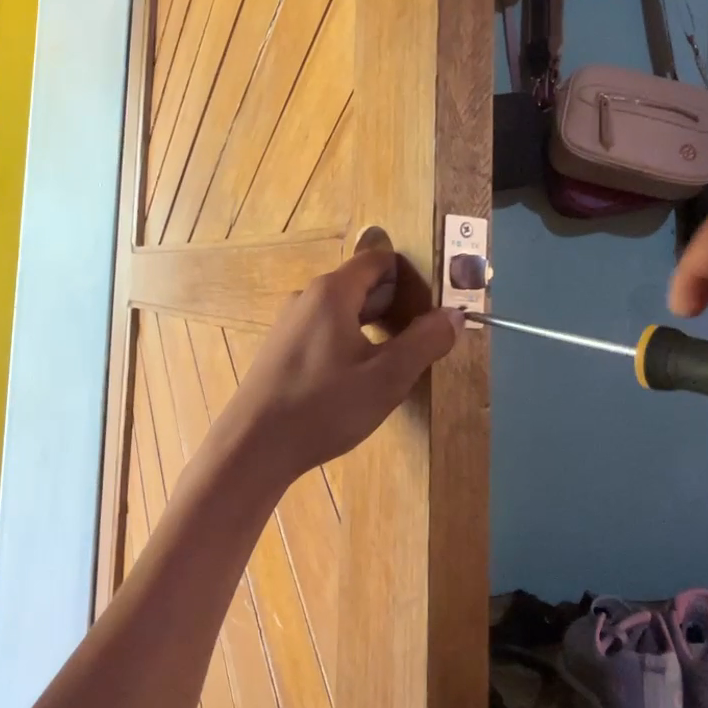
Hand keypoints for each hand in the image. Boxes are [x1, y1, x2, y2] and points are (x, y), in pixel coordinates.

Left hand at [226, 248, 462, 481]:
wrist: (253, 447)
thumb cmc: (322, 407)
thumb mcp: (386, 378)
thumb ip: (425, 342)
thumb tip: (454, 314)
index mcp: (332, 293)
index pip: (378, 260)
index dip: (411, 277)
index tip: (433, 306)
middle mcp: (307, 298)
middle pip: (362, 285)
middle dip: (396, 305)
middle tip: (422, 340)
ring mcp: (290, 323)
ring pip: (344, 311)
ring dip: (374, 328)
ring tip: (395, 363)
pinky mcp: (281, 349)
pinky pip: (325, 331)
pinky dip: (349, 342)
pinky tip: (357, 379)